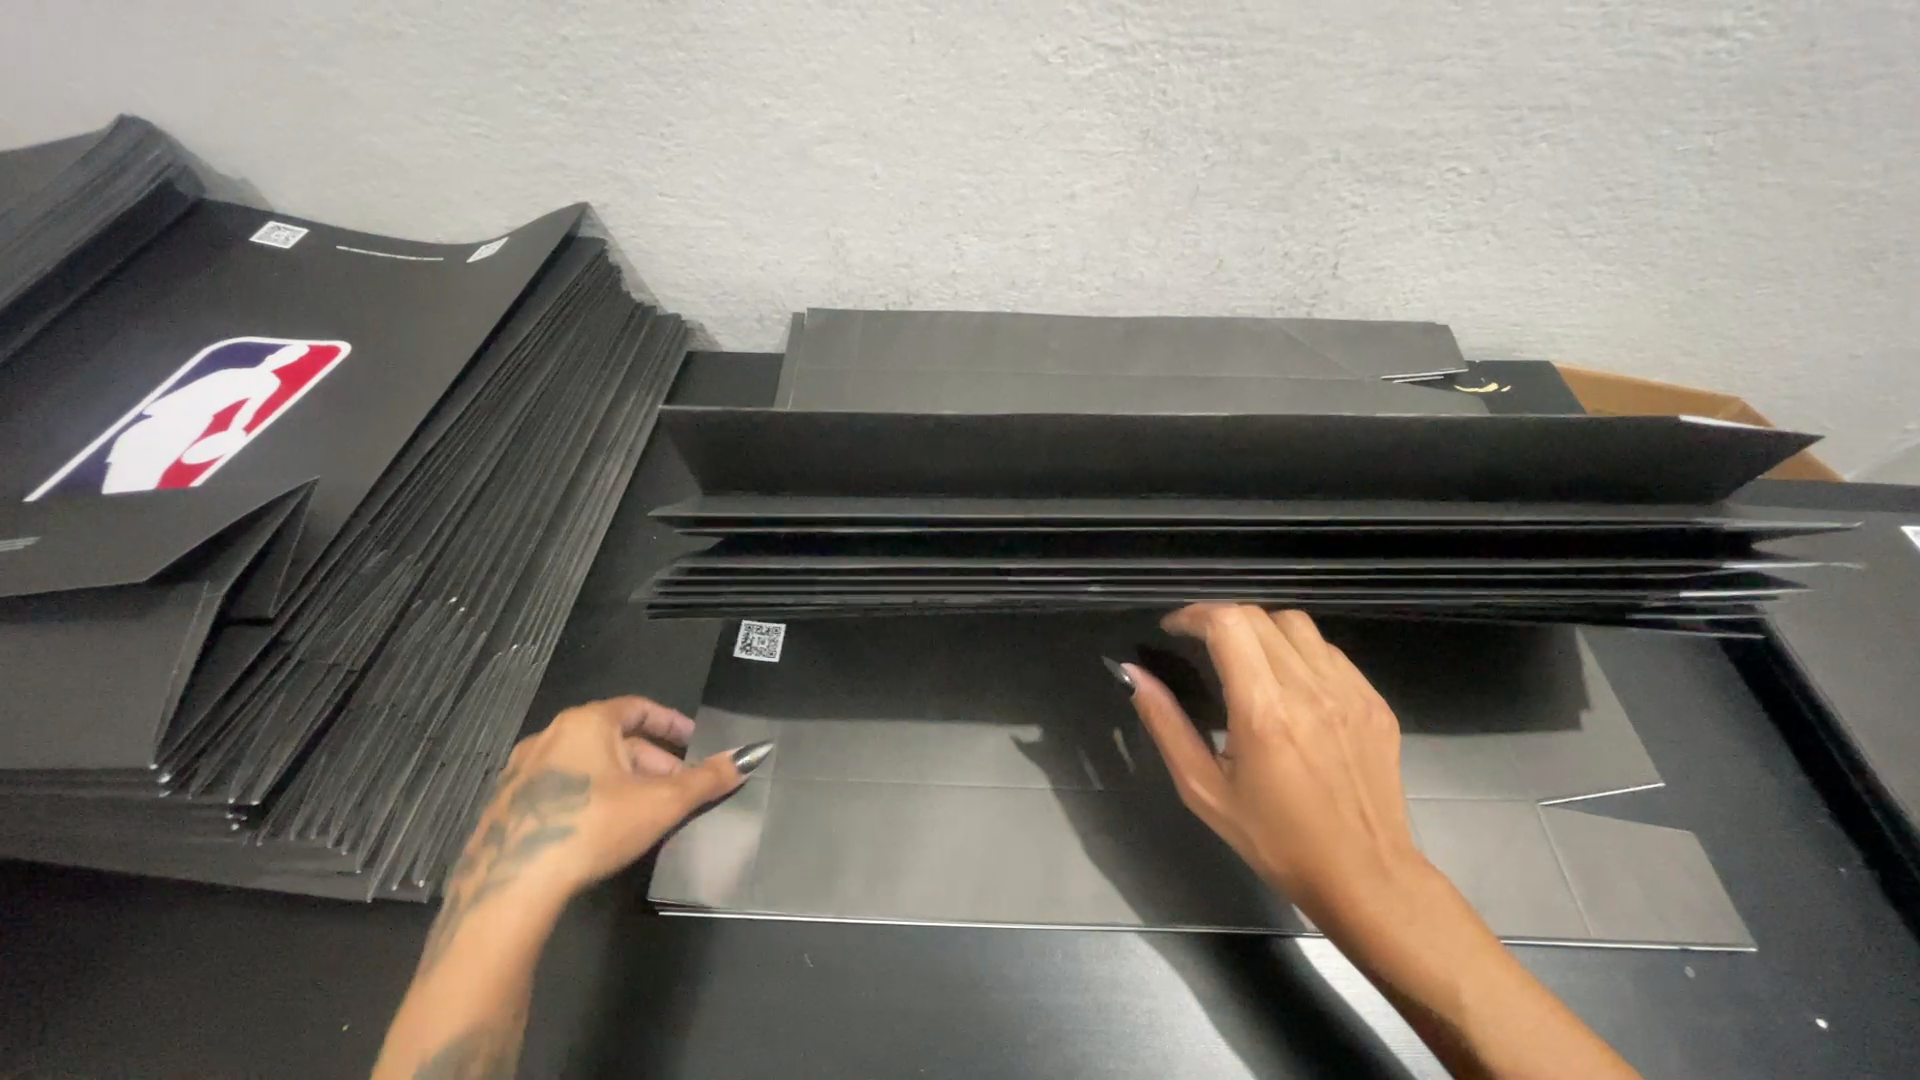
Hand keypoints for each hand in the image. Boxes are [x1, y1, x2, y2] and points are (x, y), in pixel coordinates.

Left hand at [443, 697, 766, 914]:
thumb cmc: (594, 827)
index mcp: (587, 722)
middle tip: (679, 788)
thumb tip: (751, 757)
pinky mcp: (506, 805)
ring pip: (587, 764)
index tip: (694, 742)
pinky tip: (602, 828)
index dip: (671, 723)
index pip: (639, 707)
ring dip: (622, 779)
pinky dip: (589, 796)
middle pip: (615, 739)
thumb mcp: (662, 803)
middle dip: (652, 762)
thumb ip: (708, 779)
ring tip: (646, 810)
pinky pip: (560, 788)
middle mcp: (550, 735)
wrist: (512, 885)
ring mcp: (522, 770)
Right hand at [1121, 604, 1430, 923]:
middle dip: (1221, 619)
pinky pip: (1329, 652)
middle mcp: (1309, 690)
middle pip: (1259, 616)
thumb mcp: (1204, 789)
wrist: (1364, 875)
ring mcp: (1349, 692)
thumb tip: (1134, 674)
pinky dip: (1299, 653)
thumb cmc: (1274, 839)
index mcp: (1263, 712)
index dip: (1193, 614)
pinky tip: (1288, 685)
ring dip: (1261, 630)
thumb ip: (1166, 724)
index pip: (1227, 624)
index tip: (1174, 628)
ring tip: (1245, 659)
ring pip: (1297, 625)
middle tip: (1201, 643)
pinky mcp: (1374, 701)